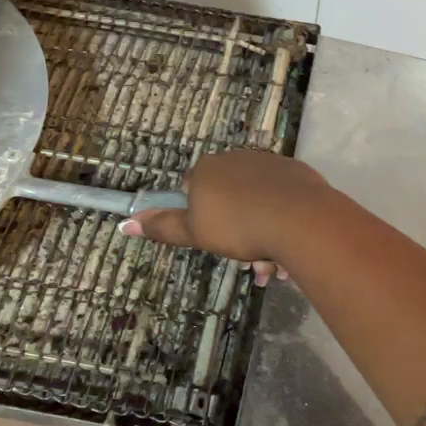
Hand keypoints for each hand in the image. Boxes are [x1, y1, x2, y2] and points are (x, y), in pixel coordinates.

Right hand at [122, 150, 339, 285]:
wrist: (300, 218)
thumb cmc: (239, 226)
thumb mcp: (195, 232)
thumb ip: (163, 227)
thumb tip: (125, 223)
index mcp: (209, 169)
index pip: (193, 189)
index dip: (200, 217)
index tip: (213, 240)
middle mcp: (237, 158)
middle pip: (228, 199)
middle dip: (236, 235)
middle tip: (250, 264)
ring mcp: (269, 163)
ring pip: (256, 204)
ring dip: (260, 236)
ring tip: (271, 266)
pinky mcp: (296, 173)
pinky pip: (281, 200)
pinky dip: (281, 222)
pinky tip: (289, 248)